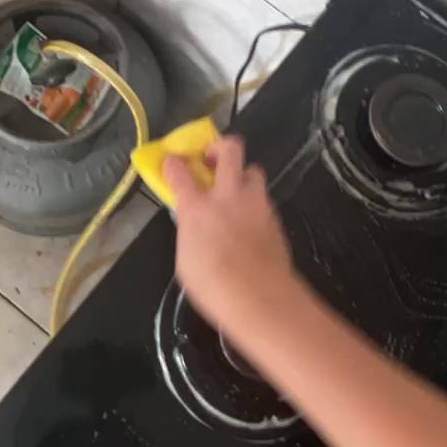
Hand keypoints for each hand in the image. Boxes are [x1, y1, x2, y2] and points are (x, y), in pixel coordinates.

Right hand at [161, 136, 309, 334]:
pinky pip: (263, 198)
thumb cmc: (215, 287)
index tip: (172, 162)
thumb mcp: (185, 261)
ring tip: (234, 192)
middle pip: (229, 149)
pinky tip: (249, 221)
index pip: (180, 171)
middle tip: (210, 159)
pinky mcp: (274, 217)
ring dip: (242, 175)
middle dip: (219, 146)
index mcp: (197, 209)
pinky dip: (254, 201)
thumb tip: (191, 224)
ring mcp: (255, 204)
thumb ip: (188, 232)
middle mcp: (228, 197)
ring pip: (253, 170)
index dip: (173, 163)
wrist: (263, 300)